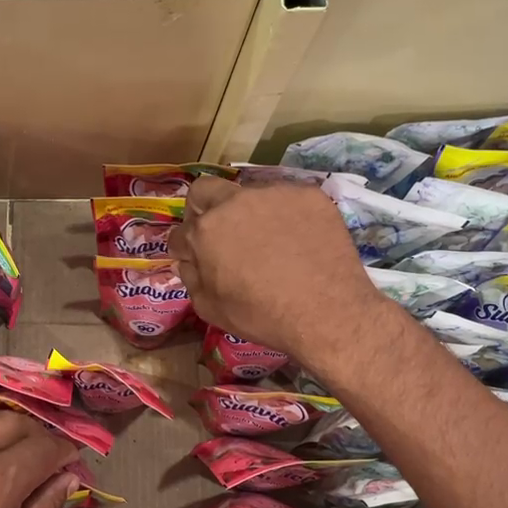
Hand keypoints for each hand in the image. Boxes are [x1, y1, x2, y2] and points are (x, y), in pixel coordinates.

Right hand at [168, 176, 383, 355]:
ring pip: (249, 194)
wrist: (327, 312)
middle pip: (204, 191)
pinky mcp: (308, 195)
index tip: (197, 260)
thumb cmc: (261, 316)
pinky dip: (285, 216)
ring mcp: (273, 194)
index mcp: (205, 230)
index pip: (180, 232)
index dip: (186, 249)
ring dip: (248, 213)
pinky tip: (298, 241)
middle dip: (203, 210)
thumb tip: (189, 260)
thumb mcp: (209, 308)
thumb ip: (191, 278)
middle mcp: (234, 202)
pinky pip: (286, 200)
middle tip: (220, 234)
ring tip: (269, 242)